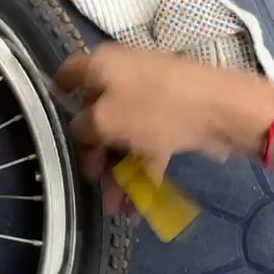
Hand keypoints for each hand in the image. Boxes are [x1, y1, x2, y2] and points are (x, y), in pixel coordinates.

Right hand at [56, 45, 273, 210]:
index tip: (52, 126)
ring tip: (117, 208)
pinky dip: (142, 170)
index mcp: (102, 65)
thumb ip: (83, 127)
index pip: (69, 74)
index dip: (58, 97)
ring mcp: (151, 94)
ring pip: (125, 132)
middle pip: (98, 112)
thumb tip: (81, 129)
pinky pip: (149, 142)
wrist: (221, 109)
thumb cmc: (154, 108)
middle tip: (93, 181)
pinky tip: (138, 205)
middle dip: (95, 152)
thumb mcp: (106, 121)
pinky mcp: (174, 114)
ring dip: (119, 170)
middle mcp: (123, 74)